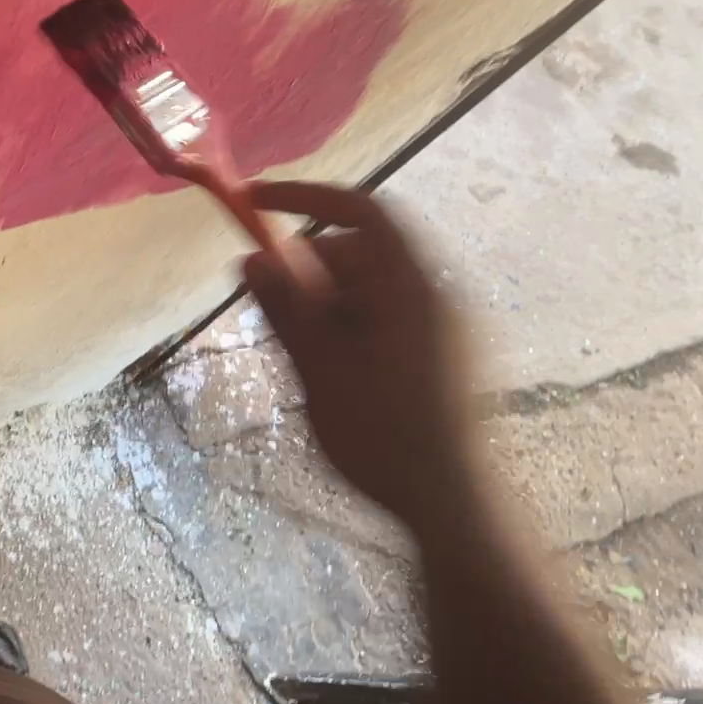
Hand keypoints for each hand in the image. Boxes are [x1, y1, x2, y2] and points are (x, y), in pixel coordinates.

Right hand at [239, 181, 479, 532]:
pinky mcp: (439, 353)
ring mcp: (442, 325)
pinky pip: (379, 316)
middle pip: (358, 252)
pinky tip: (328, 371)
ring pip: (364, 289)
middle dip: (305, 271)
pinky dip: (343, 326)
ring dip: (321, 306)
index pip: (360, 211)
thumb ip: (285, 308)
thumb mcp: (319, 368)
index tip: (251, 202)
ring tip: (299, 357)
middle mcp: (435, 294)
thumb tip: (249, 259)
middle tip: (267, 312)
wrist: (452, 507)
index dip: (303, 197)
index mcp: (412, 287)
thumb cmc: (382, 435)